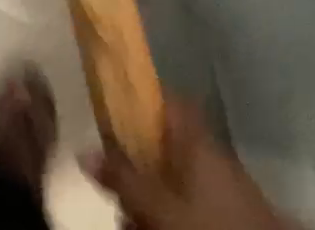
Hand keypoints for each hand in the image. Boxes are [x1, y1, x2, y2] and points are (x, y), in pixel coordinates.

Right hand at [80, 101, 294, 229]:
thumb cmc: (211, 228)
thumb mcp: (159, 207)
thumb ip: (123, 178)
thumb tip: (83, 150)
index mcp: (198, 142)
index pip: (169, 100)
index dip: (141, 97)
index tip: (112, 108)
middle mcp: (212, 157)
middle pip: (164, 145)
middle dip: (133, 164)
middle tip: (112, 185)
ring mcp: (225, 189)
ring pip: (174, 179)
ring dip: (146, 196)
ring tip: (127, 220)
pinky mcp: (231, 216)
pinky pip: (189, 204)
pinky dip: (168, 213)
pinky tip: (150, 227)